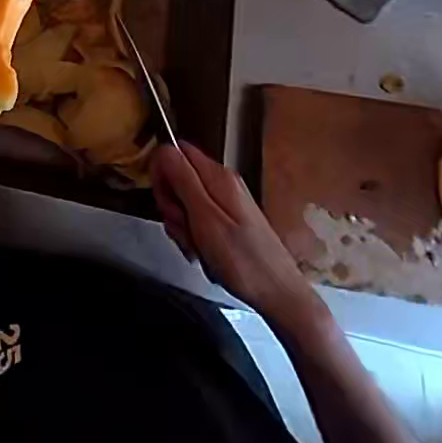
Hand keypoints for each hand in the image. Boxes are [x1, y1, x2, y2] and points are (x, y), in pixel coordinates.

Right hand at [151, 141, 325, 333]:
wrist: (279, 295)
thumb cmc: (242, 260)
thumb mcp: (205, 218)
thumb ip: (183, 180)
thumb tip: (164, 148)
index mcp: (217, 176)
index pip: (175, 152)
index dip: (162, 174)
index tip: (166, 202)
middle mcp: (222, 183)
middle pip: (178, 178)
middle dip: (172, 205)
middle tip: (185, 229)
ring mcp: (226, 202)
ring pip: (185, 202)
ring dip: (182, 226)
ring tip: (198, 247)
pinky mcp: (228, 221)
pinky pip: (198, 220)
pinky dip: (194, 237)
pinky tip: (204, 254)